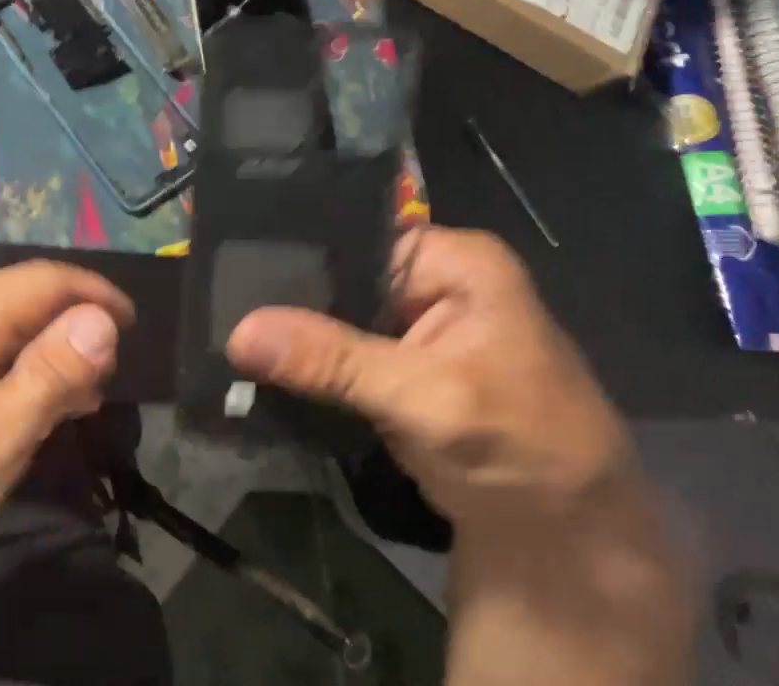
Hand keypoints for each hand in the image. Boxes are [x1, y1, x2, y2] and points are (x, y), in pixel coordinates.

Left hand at [0, 261, 133, 569]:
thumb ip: (48, 375)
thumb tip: (100, 318)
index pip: (43, 279)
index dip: (95, 296)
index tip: (134, 331)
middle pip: (25, 291)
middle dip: (72, 328)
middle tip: (97, 389)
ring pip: (7, 311)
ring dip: (46, 346)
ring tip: (70, 404)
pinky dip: (16, 356)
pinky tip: (29, 400)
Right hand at [231, 227, 695, 685]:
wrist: (565, 540)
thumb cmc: (522, 450)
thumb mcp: (426, 399)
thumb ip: (332, 360)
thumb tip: (237, 331)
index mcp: (454, 259)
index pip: (347, 237)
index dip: (287, 257)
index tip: (223, 274)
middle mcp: (429, 279)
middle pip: (330, 275)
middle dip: (277, 300)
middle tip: (213, 312)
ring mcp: (408, 323)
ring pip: (323, 315)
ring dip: (283, 336)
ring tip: (222, 336)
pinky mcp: (390, 363)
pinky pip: (328, 350)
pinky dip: (297, 363)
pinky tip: (251, 365)